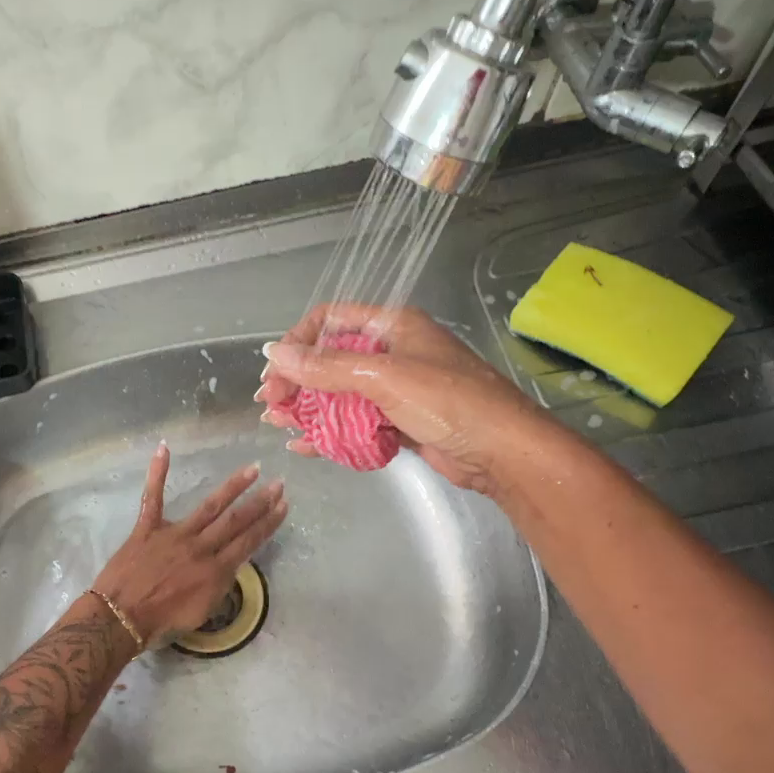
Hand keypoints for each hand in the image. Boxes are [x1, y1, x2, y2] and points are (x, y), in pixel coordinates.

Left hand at [89, 444, 287, 643]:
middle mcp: (200, 548)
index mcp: (215, 571)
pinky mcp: (146, 528)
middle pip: (235, 521)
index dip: (268, 523)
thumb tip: (228, 565)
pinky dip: (157, 472)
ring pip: (208, 506)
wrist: (120, 619)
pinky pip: (152, 497)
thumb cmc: (161, 622)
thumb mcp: (201, 612)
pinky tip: (164, 448)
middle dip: (259, 502)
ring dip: (232, 486)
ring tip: (252, 469)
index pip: (248, 541)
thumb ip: (218, 586)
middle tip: (278, 483)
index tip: (283, 505)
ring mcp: (173, 535)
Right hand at [256, 303, 538, 493]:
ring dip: (308, 408)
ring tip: (278, 425)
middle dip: (297, 382)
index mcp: (393, 327)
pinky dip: (329, 432)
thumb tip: (274, 353)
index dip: (298, 342)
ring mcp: (397, 390)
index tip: (275, 371)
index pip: (331, 320)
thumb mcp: (383, 378)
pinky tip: (305, 445)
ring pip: (340, 394)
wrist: (503, 452)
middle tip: (270, 405)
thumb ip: (326, 367)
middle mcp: (392, 353)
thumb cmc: (448, 402)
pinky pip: (355, 423)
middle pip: (330, 360)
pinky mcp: (400, 423)